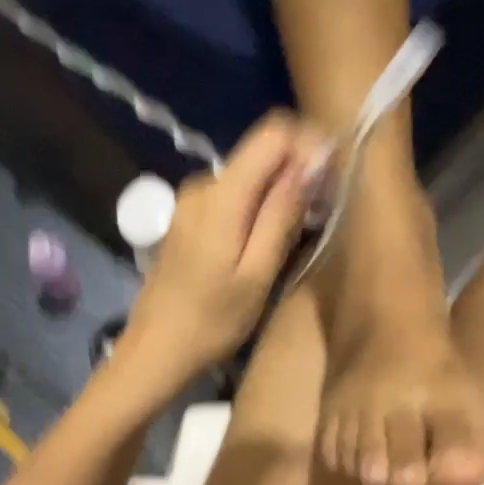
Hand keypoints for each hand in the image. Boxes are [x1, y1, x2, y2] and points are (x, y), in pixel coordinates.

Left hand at [121, 112, 327, 379]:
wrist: (154, 352)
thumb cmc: (211, 323)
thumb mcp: (257, 274)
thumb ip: (282, 214)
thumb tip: (312, 160)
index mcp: (221, 194)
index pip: (273, 132)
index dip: (308, 145)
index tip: (329, 181)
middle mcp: (202, 185)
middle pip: (261, 155)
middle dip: (296, 175)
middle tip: (318, 219)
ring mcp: (190, 203)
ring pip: (249, 178)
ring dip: (277, 197)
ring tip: (294, 239)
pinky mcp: (187, 221)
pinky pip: (232, 199)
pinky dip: (255, 212)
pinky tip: (263, 247)